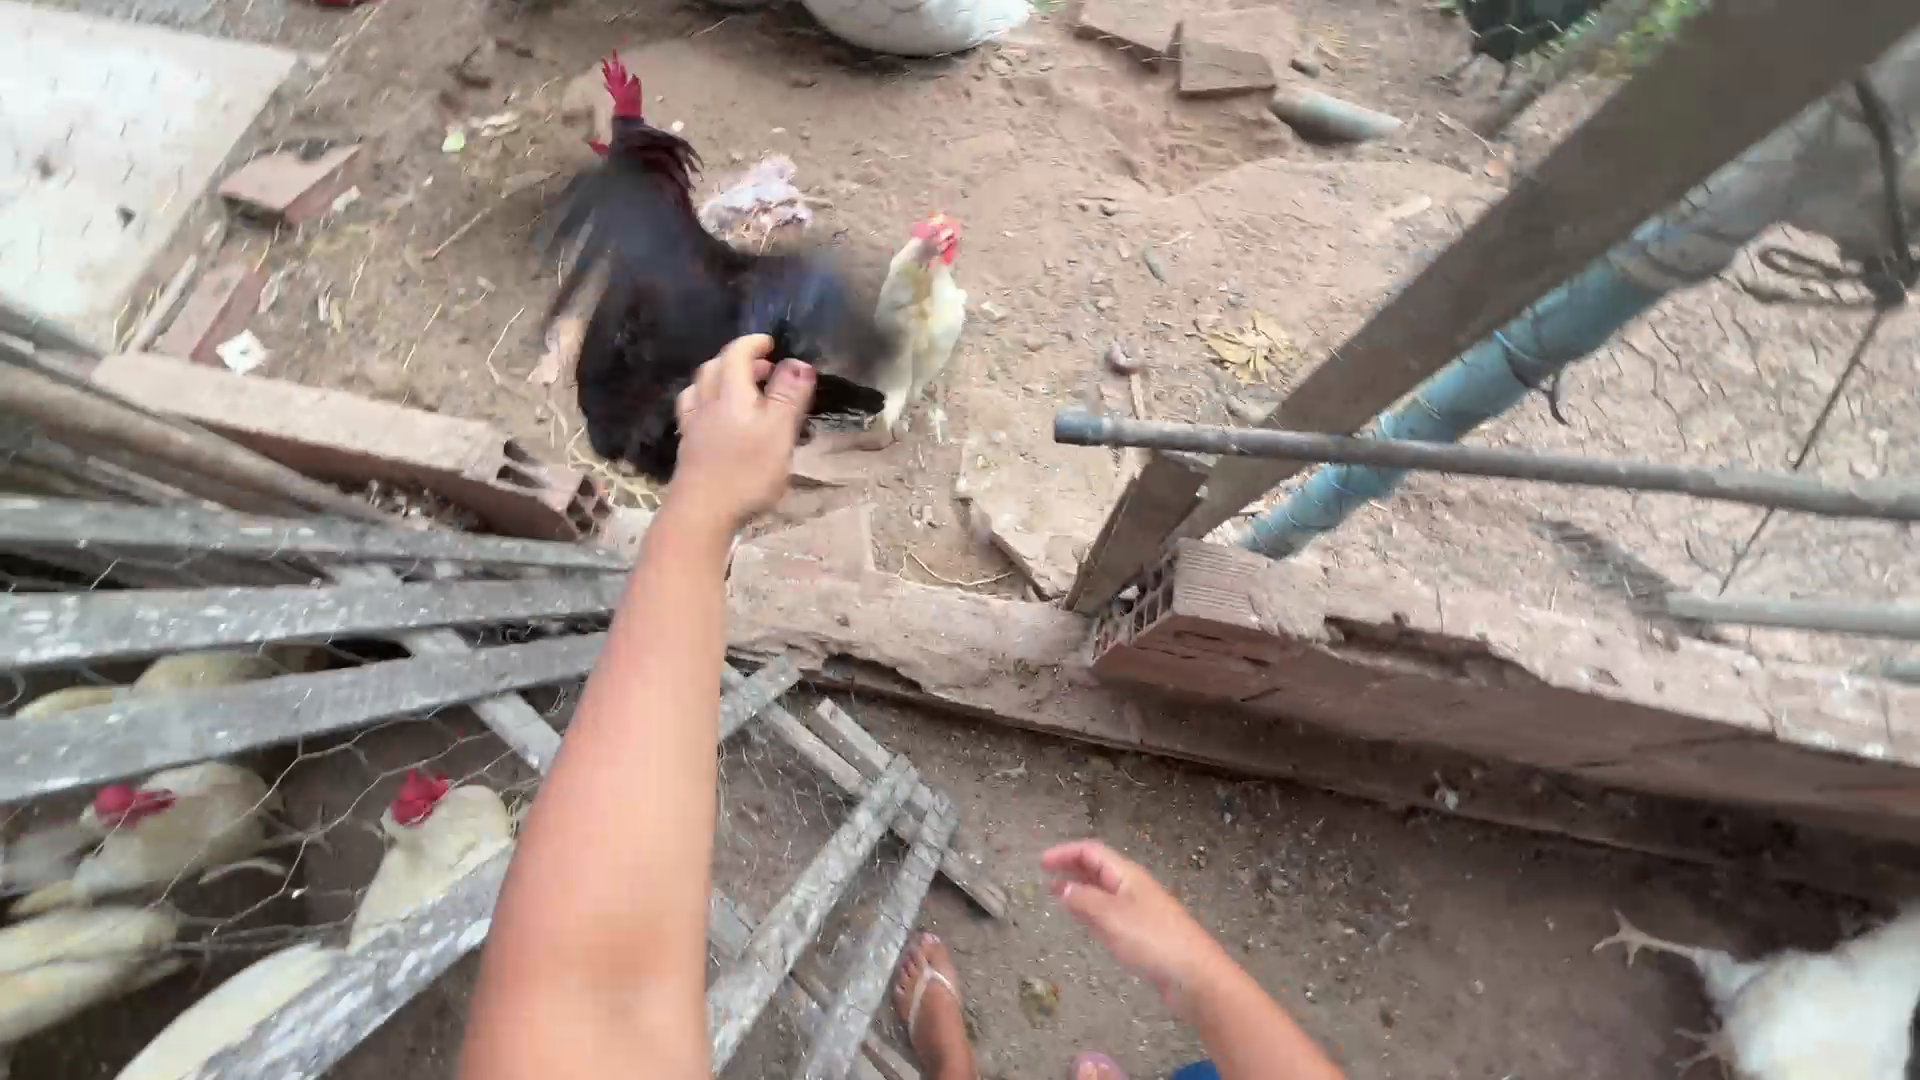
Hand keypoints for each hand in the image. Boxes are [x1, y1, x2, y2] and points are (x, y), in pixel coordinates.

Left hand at [669, 334, 814, 528]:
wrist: (702, 512)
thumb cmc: (747, 472)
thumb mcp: (779, 432)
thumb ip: (789, 396)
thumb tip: (798, 362)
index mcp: (731, 394)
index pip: (736, 355)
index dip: (752, 344)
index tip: (770, 343)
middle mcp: (707, 404)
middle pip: (715, 368)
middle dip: (738, 360)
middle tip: (763, 369)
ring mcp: (694, 427)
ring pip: (700, 389)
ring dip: (718, 379)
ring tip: (738, 389)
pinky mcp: (689, 449)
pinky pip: (693, 413)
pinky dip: (706, 404)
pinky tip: (713, 418)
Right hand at [1043, 839, 1225, 1013]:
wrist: (1194, 976)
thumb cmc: (1152, 939)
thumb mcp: (1112, 916)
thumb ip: (1084, 900)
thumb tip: (1061, 887)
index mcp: (1126, 874)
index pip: (1091, 851)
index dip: (1065, 853)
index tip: (1041, 862)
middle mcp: (1131, 886)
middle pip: (1097, 868)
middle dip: (1071, 868)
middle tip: (1046, 877)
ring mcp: (1138, 909)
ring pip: (1102, 891)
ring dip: (1080, 889)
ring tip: (1057, 895)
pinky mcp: (1142, 932)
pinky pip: (1109, 912)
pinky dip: (1091, 910)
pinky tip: (1083, 919)